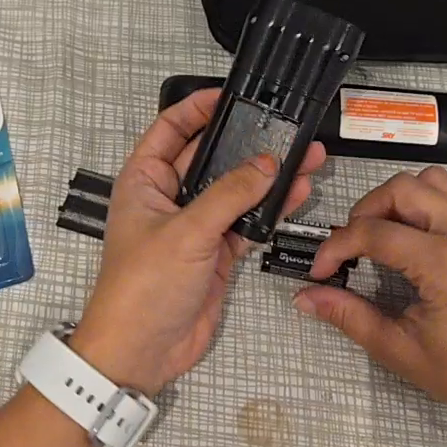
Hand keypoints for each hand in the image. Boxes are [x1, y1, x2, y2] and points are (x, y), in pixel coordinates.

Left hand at [72, 90, 325, 394]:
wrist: (141, 351)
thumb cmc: (141, 288)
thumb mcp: (185, 233)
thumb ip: (228, 195)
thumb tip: (265, 163)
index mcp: (143, 181)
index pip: (170, 129)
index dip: (198, 108)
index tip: (232, 95)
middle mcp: (169, 198)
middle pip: (210, 157)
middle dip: (246, 142)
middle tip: (283, 128)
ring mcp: (195, 226)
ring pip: (235, 190)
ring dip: (266, 176)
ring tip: (306, 157)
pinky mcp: (216, 252)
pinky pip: (247, 221)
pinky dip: (270, 210)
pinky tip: (296, 194)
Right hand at [294, 168, 446, 435]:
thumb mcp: (402, 351)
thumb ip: (350, 316)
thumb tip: (304, 298)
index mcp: (444, 263)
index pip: (373, 232)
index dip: (336, 247)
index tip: (320, 272)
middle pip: (403, 188)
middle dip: (366, 210)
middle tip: (353, 247)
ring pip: (434, 182)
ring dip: (400, 200)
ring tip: (386, 237)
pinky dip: (429, 209)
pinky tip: (420, 247)